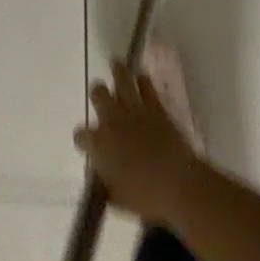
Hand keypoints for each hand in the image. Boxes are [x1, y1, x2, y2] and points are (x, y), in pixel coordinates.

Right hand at [73, 62, 204, 224]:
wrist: (179, 184)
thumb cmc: (145, 196)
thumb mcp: (117, 199)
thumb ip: (105, 185)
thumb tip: (102, 180)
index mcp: (99, 144)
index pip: (80, 135)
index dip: (82, 138)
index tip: (86, 143)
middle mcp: (113, 122)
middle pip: (99, 96)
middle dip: (98, 93)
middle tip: (100, 91)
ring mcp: (135, 112)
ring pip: (122, 82)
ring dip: (118, 72)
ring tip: (116, 61)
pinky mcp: (156, 109)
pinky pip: (147, 88)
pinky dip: (143, 80)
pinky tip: (142, 75)